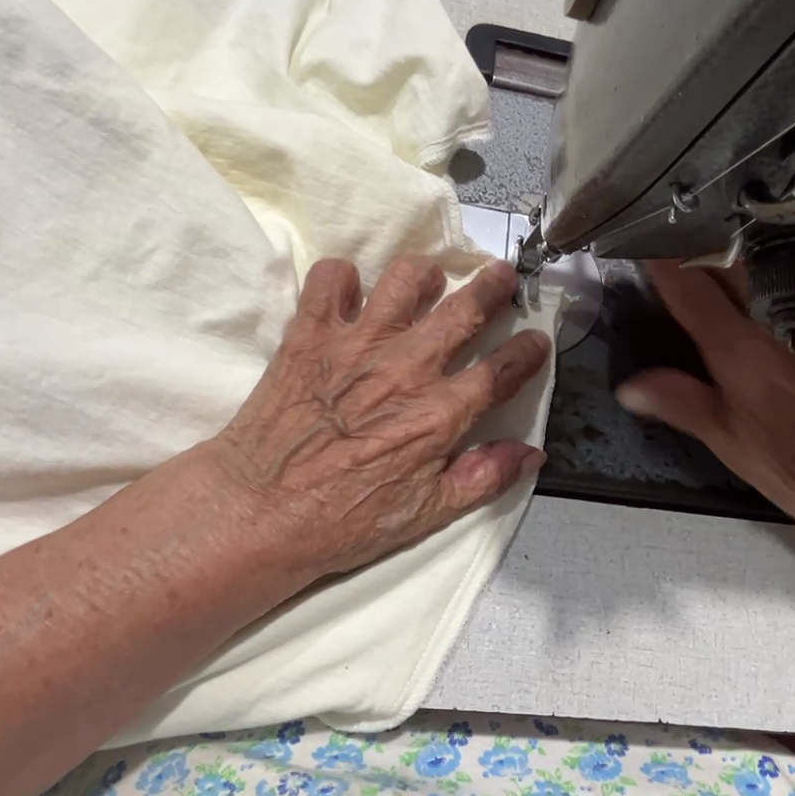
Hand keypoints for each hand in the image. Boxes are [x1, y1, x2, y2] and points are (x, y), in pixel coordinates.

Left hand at [204, 255, 551, 582]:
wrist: (259, 511)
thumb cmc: (342, 521)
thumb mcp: (425, 515)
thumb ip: (482, 479)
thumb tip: (529, 454)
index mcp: (438, 415)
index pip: (501, 370)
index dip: (527, 351)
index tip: (535, 340)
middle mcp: (404, 368)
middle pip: (463, 310)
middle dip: (492, 286)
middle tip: (501, 276)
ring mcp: (356, 344)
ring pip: (404, 279)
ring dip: (423, 274)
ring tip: (427, 281)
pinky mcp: (309, 333)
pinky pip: (330, 279)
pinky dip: (342, 277)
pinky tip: (350, 295)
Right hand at [615, 260, 794, 553]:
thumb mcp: (737, 448)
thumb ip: (684, 406)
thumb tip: (628, 386)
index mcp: (740, 351)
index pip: (689, 289)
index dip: (660, 264)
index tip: (642, 244)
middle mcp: (779, 318)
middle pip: (729, 263)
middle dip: (698, 249)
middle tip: (678, 245)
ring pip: (773, 259)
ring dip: (741, 248)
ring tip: (724, 245)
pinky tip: (789, 264)